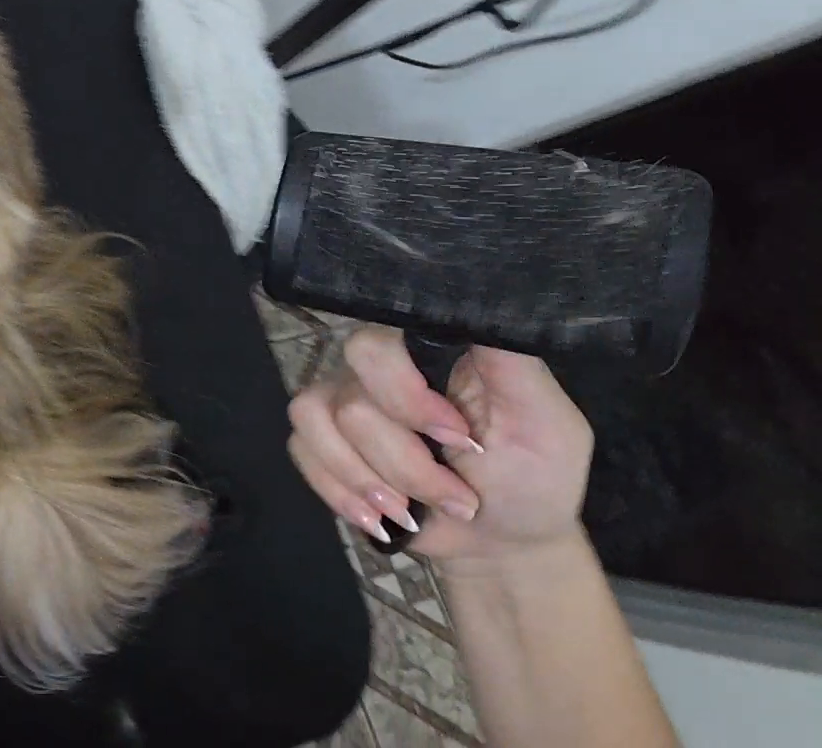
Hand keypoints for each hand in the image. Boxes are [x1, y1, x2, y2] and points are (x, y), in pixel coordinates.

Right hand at [288, 327, 593, 568]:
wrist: (499, 542)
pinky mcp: (314, 438)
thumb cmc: (530, 479)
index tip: (458, 440)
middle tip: (455, 497)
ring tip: (414, 511)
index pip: (374, 346)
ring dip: (373, 484)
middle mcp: (370, 371)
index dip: (403, 396)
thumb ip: (512, 364)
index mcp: (422, 354)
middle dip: (403, 464)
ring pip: (319, 428)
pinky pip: (302, 452)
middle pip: (350, 403)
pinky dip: (344, 494)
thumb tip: (475, 307)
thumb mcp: (546, 423)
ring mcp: (336, 401)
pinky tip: (380, 516)